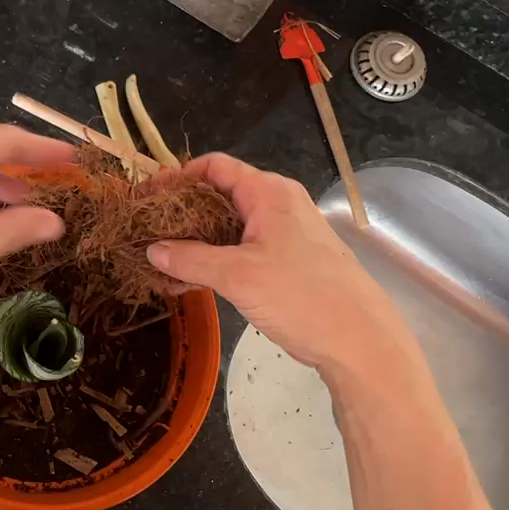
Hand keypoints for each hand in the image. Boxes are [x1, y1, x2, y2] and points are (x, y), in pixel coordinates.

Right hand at [146, 153, 422, 382]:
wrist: (361, 343)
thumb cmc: (302, 297)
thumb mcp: (237, 276)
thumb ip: (190, 259)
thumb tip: (151, 250)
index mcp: (269, 193)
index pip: (215, 167)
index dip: (177, 178)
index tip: (147, 199)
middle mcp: (278, 205)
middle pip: (220, 195)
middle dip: (182, 213)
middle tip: (147, 232)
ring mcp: (286, 234)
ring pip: (229, 227)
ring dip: (195, 241)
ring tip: (161, 262)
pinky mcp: (290, 262)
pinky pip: (242, 250)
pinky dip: (215, 260)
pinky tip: (189, 281)